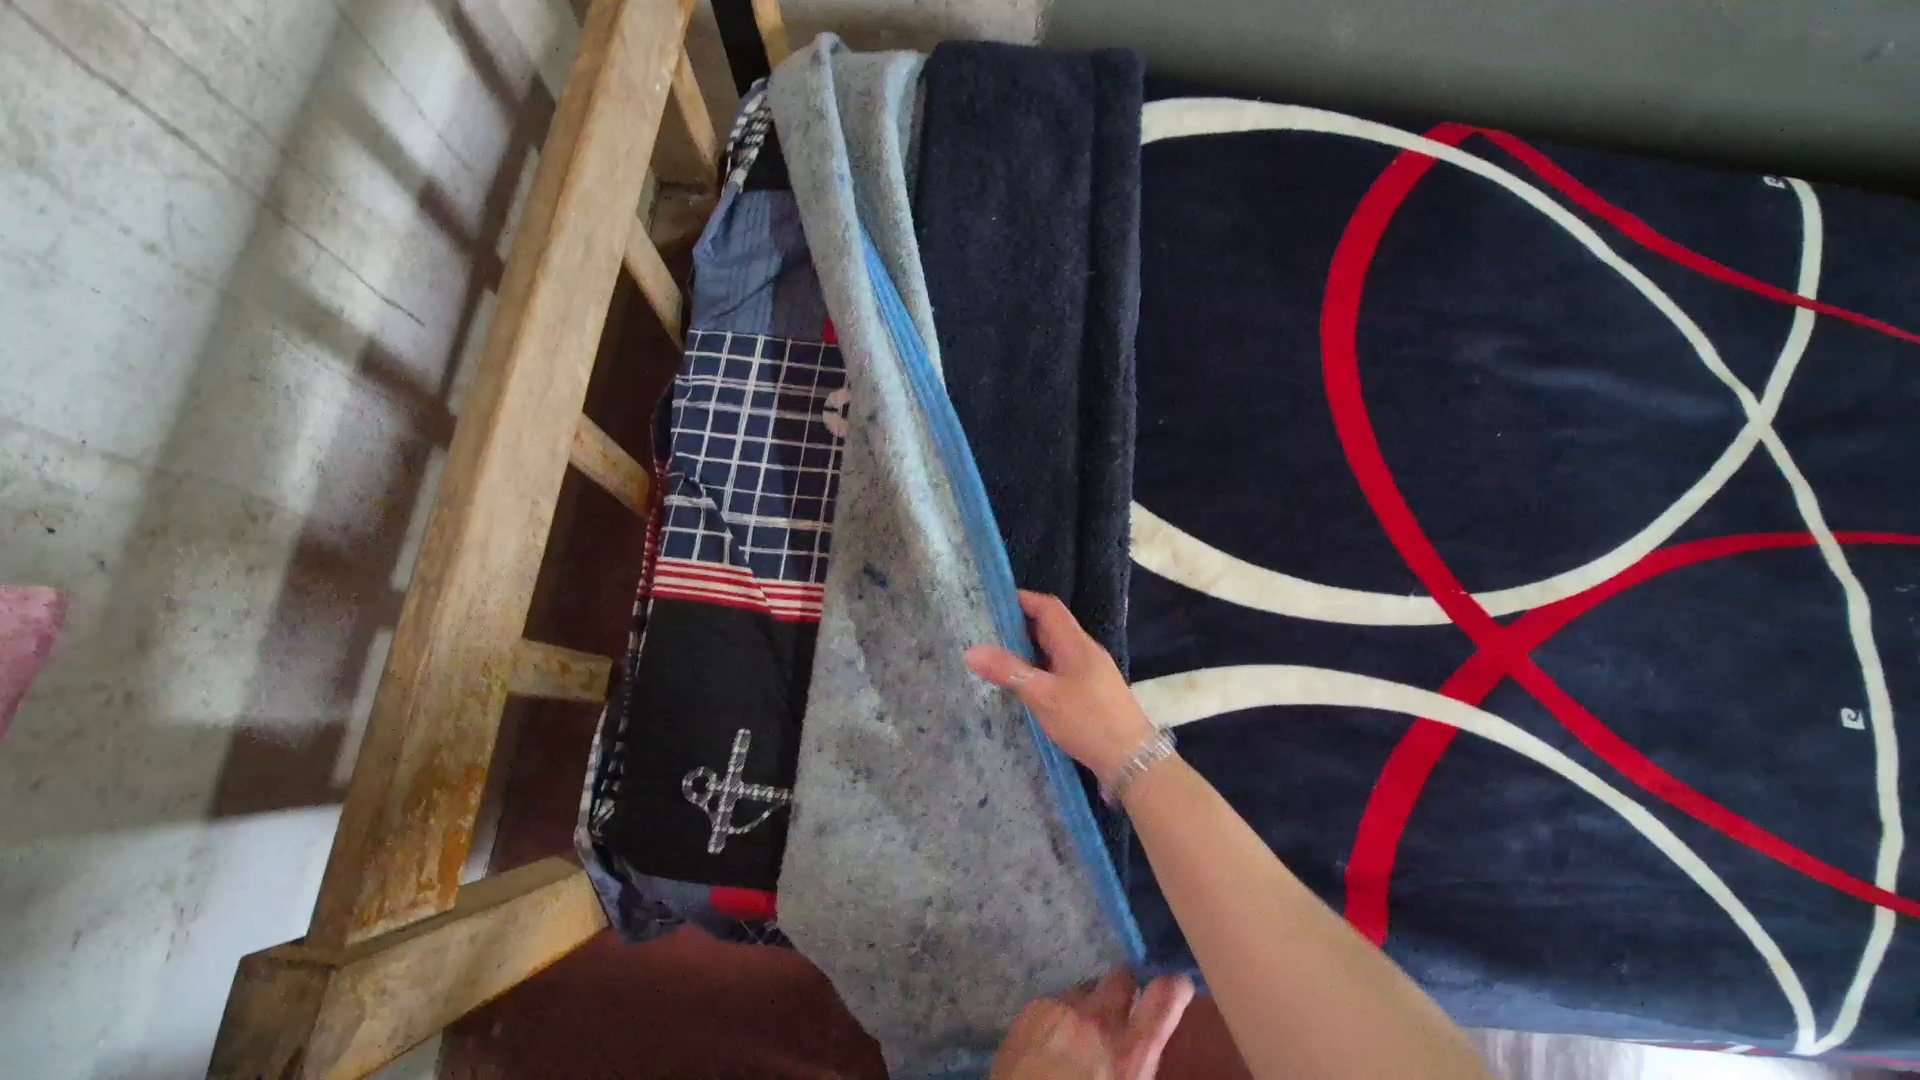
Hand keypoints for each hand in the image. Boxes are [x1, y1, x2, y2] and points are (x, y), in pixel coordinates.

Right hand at [965, 591, 1159, 786]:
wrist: (1132, 760)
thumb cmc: (1088, 721)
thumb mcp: (1043, 695)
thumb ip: (1008, 671)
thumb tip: (971, 651)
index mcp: (1076, 644)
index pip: (1048, 607)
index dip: (1023, 599)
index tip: (994, 602)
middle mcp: (1085, 652)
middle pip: (1051, 627)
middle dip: (1020, 625)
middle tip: (988, 632)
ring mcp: (1091, 673)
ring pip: (1056, 651)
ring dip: (1030, 649)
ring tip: (999, 658)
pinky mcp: (1092, 692)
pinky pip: (1061, 670)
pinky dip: (1040, 669)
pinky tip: (1026, 686)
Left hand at [989, 969, 1194, 1079]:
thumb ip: (1141, 1063)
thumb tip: (1146, 1049)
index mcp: (1131, 1051)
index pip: (1166, 996)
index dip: (1176, 988)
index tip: (1178, 989)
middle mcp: (1099, 1018)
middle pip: (1123, 976)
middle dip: (1126, 991)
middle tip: (1122, 1015)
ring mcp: (1063, 1008)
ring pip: (1087, 989)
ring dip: (1091, 1006)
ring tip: (1081, 1036)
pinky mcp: (1034, 1008)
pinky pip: (1058, 1000)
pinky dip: (1062, 1015)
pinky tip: (1053, 1042)